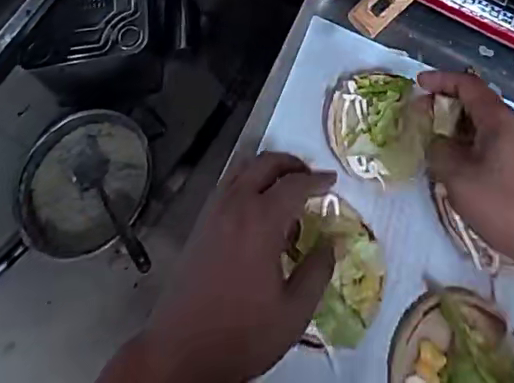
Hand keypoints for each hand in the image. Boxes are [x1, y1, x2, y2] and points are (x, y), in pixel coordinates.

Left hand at [103, 152, 335, 382]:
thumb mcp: (292, 314)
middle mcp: (236, 204)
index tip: (332, 181)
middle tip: (311, 178)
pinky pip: (228, 183)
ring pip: (244, 167)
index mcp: (261, 221)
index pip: (295, 184)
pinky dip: (248, 180)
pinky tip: (258, 209)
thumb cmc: (241, 334)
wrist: (181, 351)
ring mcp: (214, 210)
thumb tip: (331, 243)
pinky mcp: (200, 221)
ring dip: (268, 168)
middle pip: (266, 163)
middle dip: (293, 164)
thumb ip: (317, 272)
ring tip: (286, 190)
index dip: (317, 180)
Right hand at [420, 70, 513, 286]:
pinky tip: (463, 173)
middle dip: (447, 106)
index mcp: (499, 119)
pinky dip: (473, 149)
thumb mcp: (460, 179)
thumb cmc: (509, 207)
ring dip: (459, 131)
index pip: (467, 84)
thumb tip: (436, 142)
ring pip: (486, 128)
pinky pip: (495, 148)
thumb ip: (439, 152)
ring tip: (437, 148)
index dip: (440, 79)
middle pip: (477, 103)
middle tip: (422, 119)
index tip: (418, 83)